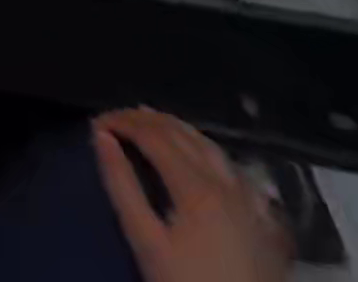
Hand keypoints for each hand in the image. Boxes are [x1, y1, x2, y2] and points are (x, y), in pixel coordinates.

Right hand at [93, 107, 291, 281]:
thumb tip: (100, 135)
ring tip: (147, 120)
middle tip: (113, 119)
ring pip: (209, 145)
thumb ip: (121, 183)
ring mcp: (250, 201)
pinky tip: (197, 151)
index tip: (95, 124)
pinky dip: (205, 148)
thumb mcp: (145, 239)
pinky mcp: (262, 218)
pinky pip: (232, 167)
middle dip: (143, 119)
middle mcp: (226, 184)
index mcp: (197, 188)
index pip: (152, 135)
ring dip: (174, 127)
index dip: (121, 122)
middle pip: (181, 134)